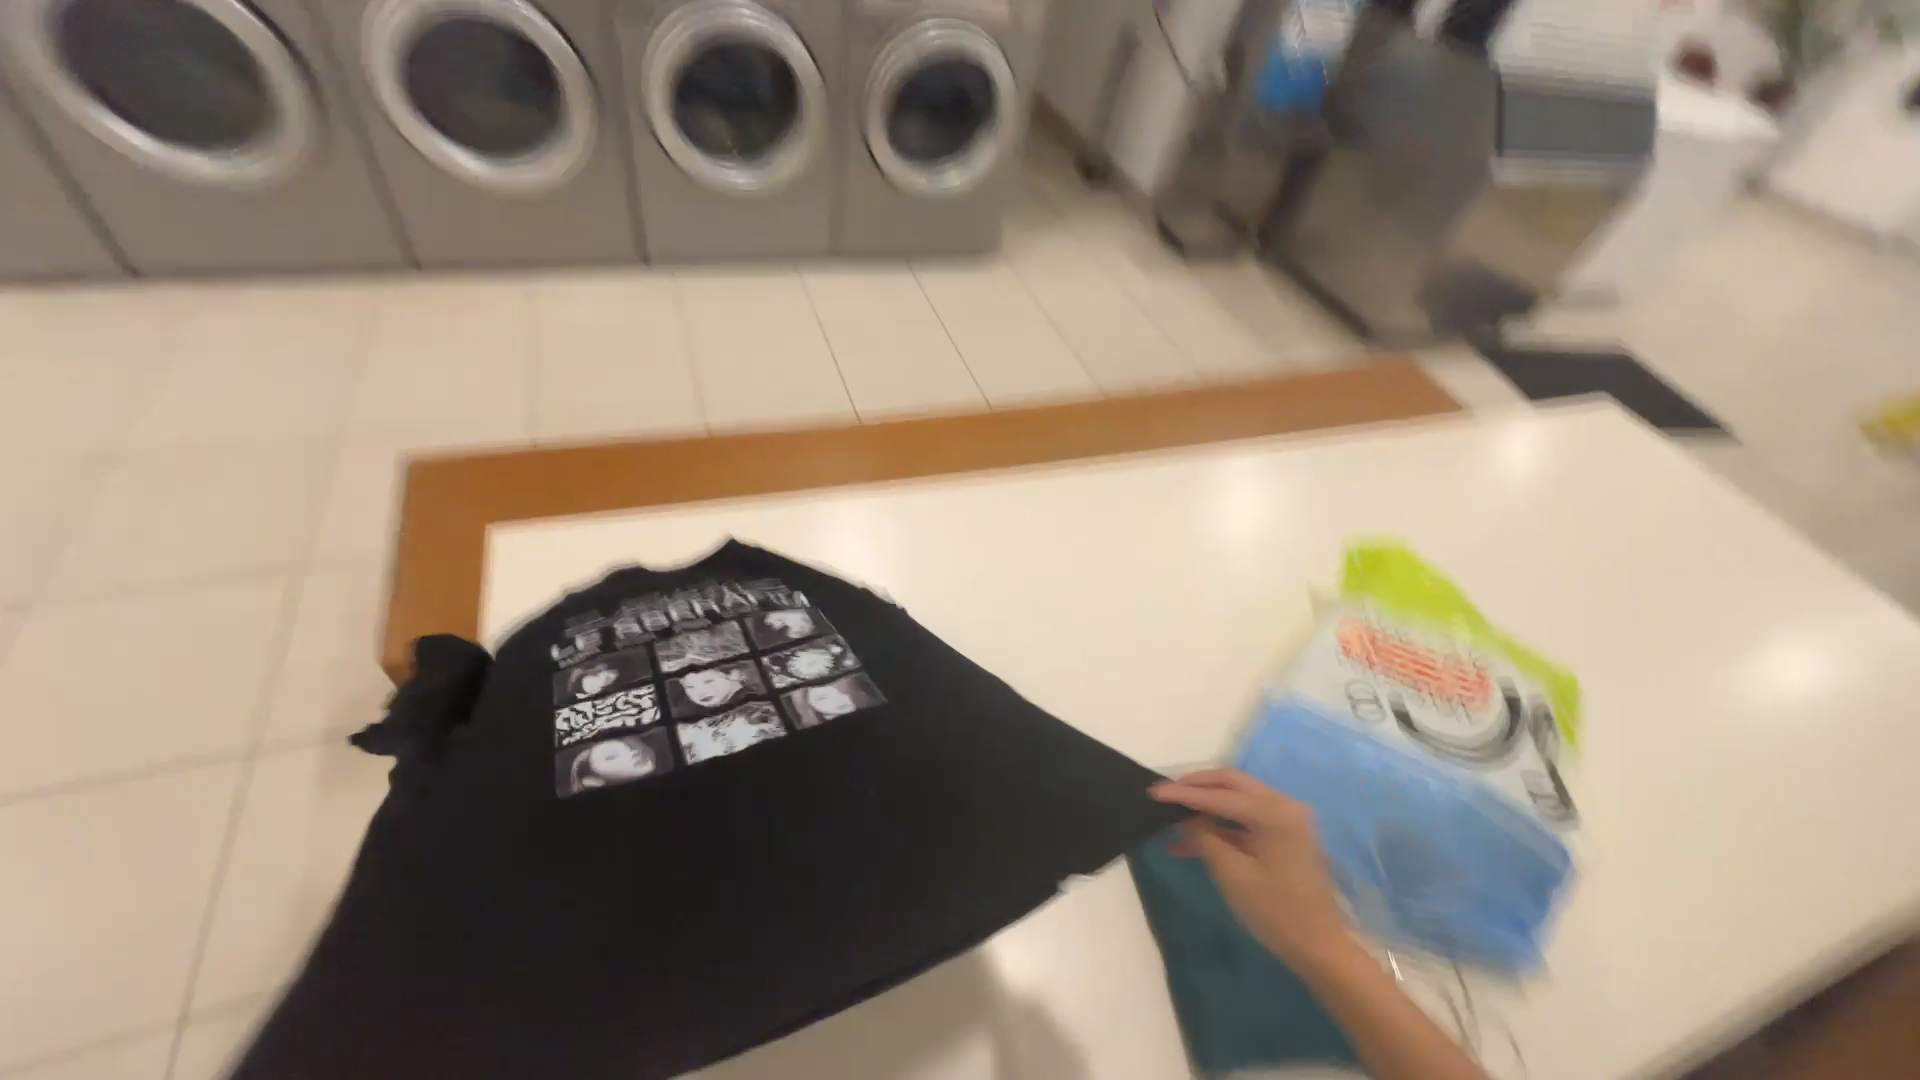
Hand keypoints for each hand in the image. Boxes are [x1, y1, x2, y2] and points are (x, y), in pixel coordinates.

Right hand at [1150, 768, 1352, 966]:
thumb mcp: (1232, 874)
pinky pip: (1246, 817)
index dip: (1183, 794)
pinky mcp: (1284, 834)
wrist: (1319, 947)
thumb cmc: (1276, 912)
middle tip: (1165, 794)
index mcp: (1274, 812)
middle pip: (1231, 783)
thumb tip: (1182, 818)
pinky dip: (1220, 823)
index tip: (1152, 792)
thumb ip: (1204, 837)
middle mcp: (1283, 805)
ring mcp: (1286, 818)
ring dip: (1206, 804)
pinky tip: (1192, 839)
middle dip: (1196, 786)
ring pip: (1237, 798)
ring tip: (1173, 816)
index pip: (1219, 795)